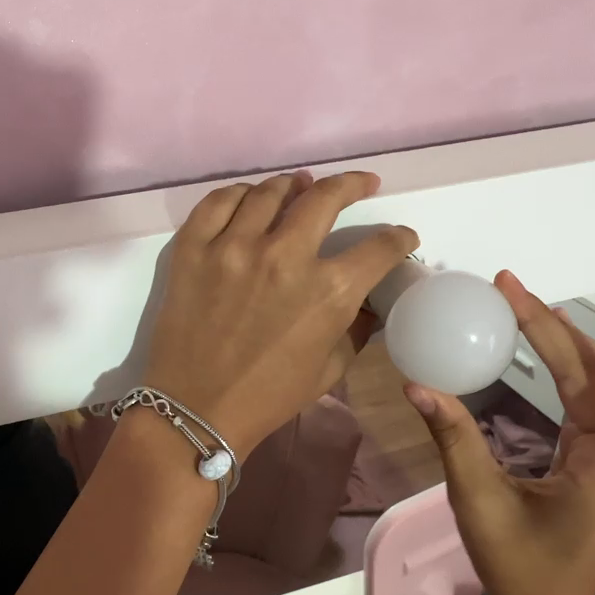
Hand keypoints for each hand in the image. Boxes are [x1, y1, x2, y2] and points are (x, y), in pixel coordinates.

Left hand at [142, 171, 418, 454]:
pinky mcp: (193, 248)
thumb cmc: (268, 396)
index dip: (398, 238)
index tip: (400, 235)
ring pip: (269, 192)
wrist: (195, 409)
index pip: (379, 247)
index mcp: (328, 291)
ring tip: (299, 186)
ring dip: (292, 185)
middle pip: (325, 197)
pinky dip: (239, 194)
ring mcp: (234, 247)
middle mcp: (285, 256)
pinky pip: (218, 202)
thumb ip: (355, 328)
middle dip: (351, 185)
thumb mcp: (330, 369)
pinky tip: (248, 199)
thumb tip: (368, 302)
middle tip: (359, 185)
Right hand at [404, 271, 594, 594]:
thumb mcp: (480, 501)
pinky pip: (590, 401)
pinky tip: (541, 343)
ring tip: (522, 303)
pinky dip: (567, 366)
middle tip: (512, 289)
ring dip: (566, 342)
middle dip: (564, 328)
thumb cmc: (519, 564)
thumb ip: (454, 440)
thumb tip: (417, 385)